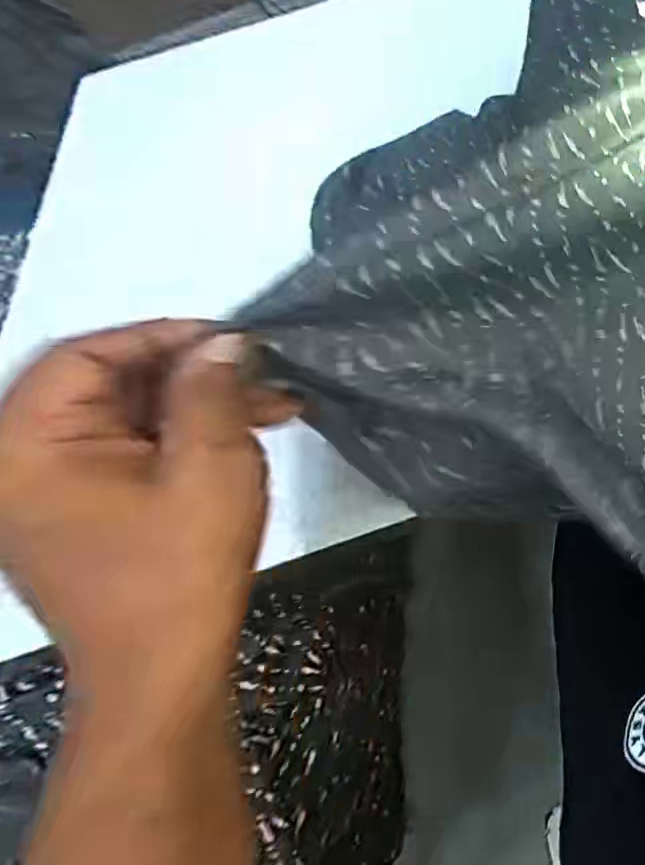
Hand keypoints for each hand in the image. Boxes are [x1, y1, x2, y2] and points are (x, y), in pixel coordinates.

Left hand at [0, 322, 298, 689]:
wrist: (160, 649)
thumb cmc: (183, 555)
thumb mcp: (212, 464)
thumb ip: (211, 394)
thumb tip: (223, 342)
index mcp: (26, 446)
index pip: (81, 356)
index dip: (160, 335)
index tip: (239, 338)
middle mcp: (18, 459)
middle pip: (101, 382)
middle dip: (191, 369)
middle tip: (269, 371)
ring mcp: (48, 484)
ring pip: (126, 412)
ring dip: (202, 399)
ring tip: (279, 403)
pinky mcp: (83, 502)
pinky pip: (132, 444)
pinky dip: (191, 429)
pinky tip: (252, 430)